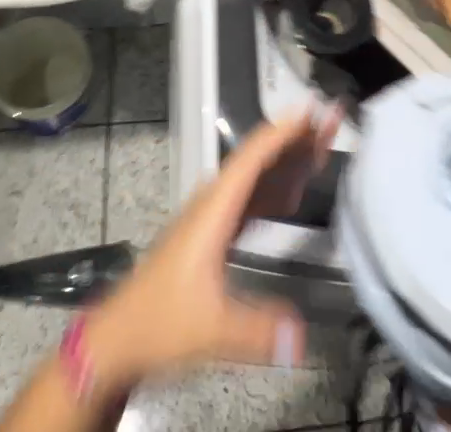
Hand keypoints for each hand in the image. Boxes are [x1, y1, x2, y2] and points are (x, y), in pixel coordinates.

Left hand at [87, 104, 343, 389]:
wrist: (119, 336)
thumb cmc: (158, 323)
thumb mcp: (210, 329)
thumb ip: (256, 330)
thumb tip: (301, 339)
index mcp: (213, 213)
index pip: (250, 161)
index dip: (280, 134)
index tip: (309, 111)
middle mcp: (213, 205)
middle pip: (259, 161)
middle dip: (295, 139)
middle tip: (331, 119)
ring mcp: (212, 218)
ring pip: (256, 178)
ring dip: (288, 160)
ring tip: (323, 144)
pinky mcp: (213, 234)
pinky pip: (251, 199)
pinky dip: (276, 189)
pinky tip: (296, 191)